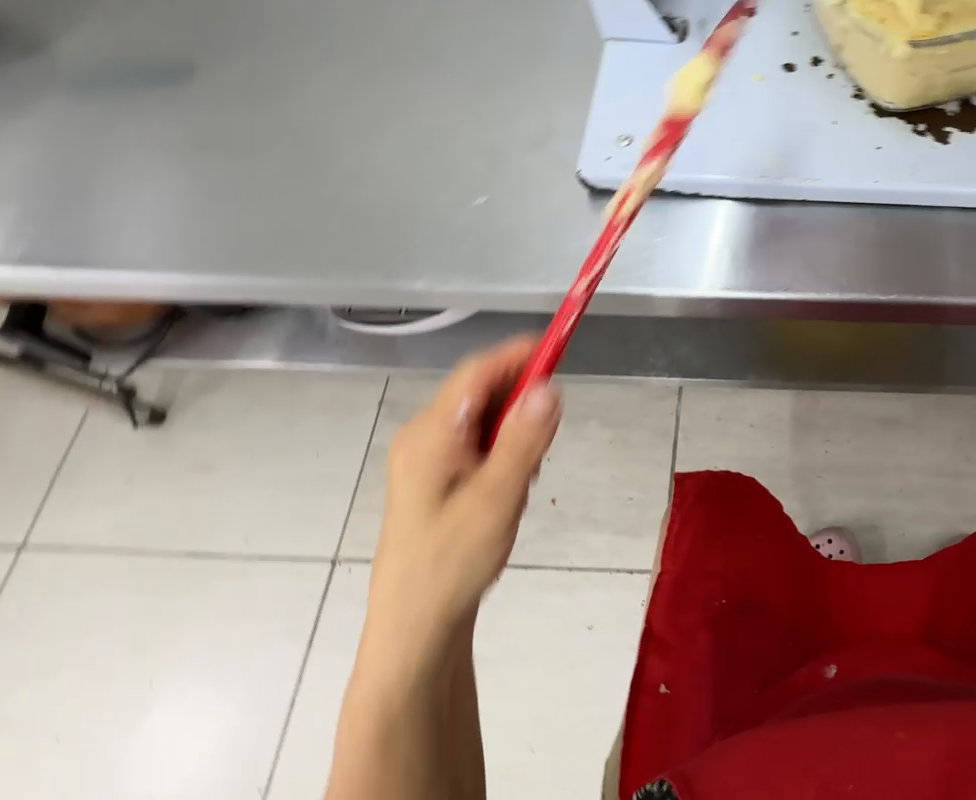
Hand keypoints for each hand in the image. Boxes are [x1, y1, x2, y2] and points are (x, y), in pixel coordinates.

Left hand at [355, 337, 562, 687]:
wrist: (415, 626)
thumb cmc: (453, 561)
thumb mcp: (498, 497)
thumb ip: (525, 439)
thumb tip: (550, 387)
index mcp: (431, 433)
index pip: (478, 373)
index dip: (519, 355)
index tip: (560, 348)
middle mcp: (423, 437)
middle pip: (480, 394)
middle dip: (521, 401)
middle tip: (551, 432)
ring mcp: (426, 459)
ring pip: (481, 421)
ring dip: (515, 432)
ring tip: (529, 475)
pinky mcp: (434, 480)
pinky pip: (475, 446)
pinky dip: (503, 452)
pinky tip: (514, 487)